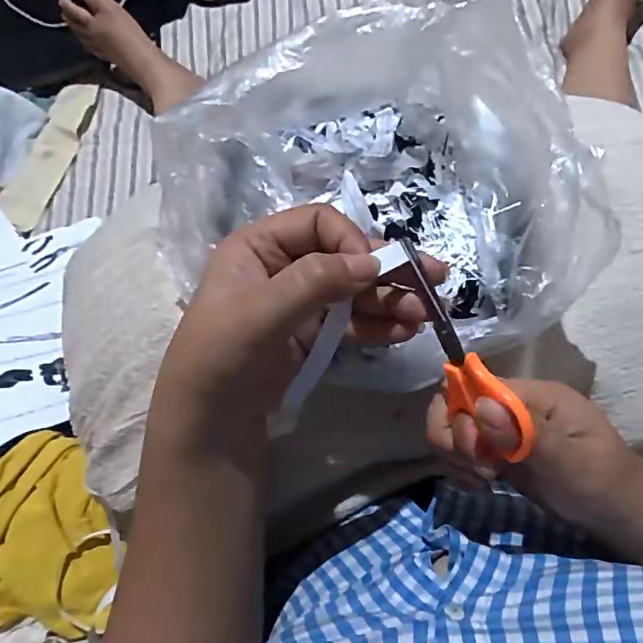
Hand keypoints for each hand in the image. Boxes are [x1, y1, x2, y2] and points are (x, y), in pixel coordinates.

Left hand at [155, 203, 444, 427]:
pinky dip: (377, 325)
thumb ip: (316, 281)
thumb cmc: (221, 354)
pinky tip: (404, 332)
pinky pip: (350, 322)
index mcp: (259, 247)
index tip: (374, 270)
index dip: (351, 241)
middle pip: (343, 256)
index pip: (318, 223)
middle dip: (387, 270)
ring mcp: (299, 304)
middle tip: (434, 280)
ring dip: (390, 300)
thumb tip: (372, 261)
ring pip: (353, 291)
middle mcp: (281, 268)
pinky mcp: (310, 336)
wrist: (208, 419)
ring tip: (426, 315)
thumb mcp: (262, 311)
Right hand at [426, 378, 642, 530]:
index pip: (472, 385)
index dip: (463, 417)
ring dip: (457, 457)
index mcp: (533, 395)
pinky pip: (462, 453)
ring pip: (453, 430)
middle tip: (483, 470)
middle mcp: (512, 406)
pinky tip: (481, 487)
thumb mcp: (569, 460)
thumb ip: (525, 432)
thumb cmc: (602, 483)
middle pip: (454, 404)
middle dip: (456, 440)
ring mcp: (503, 430)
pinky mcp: (498, 454)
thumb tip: (481, 406)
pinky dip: (461, 470)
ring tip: (485, 481)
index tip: (479, 453)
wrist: (618, 516)